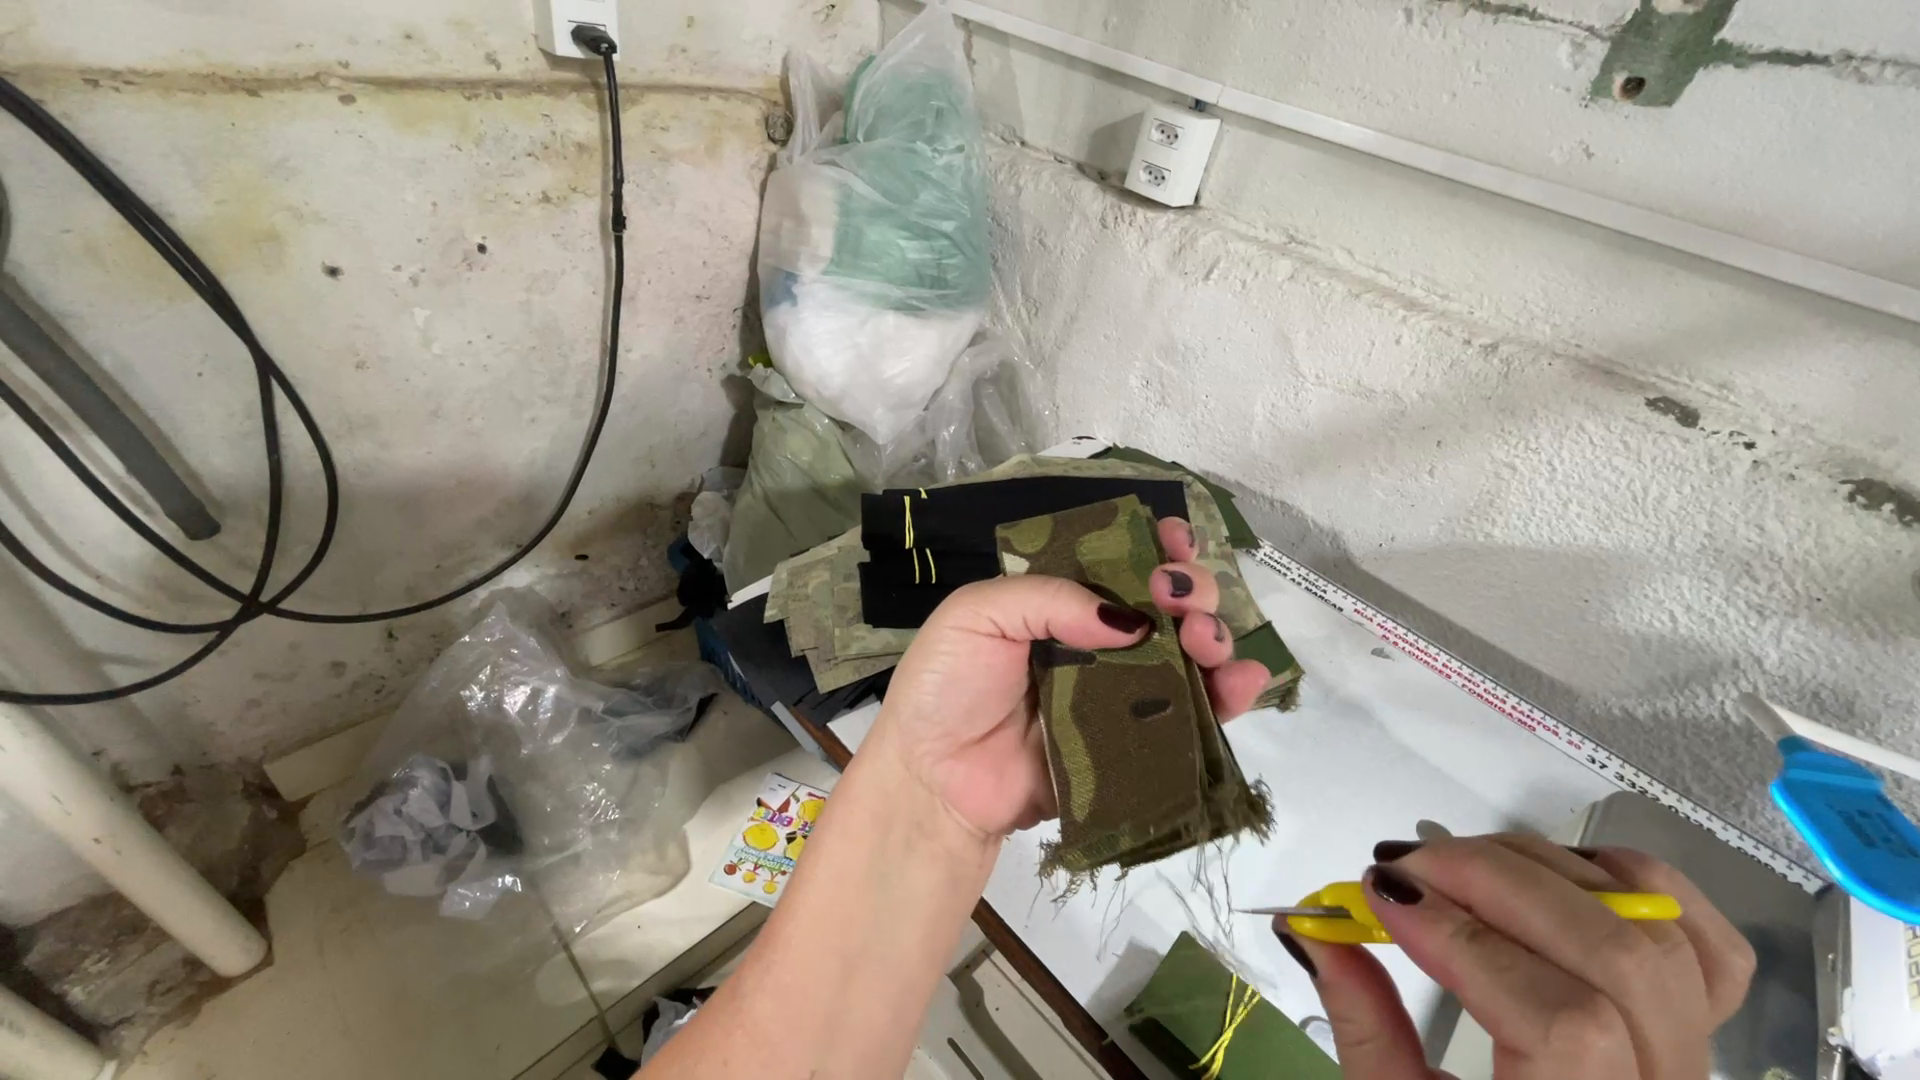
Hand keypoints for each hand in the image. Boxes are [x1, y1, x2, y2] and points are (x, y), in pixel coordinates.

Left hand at [869, 517, 1272, 839]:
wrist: (935, 780)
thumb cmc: (946, 684)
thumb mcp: (979, 614)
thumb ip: (1052, 599)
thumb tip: (1133, 620)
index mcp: (1056, 603)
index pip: (1117, 564)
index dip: (1153, 546)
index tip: (1175, 539)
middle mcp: (1093, 642)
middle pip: (1162, 606)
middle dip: (1188, 589)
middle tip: (1179, 596)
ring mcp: (1117, 695)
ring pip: (1185, 657)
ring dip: (1212, 636)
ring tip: (1205, 639)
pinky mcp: (1132, 746)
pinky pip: (1189, 719)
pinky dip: (1227, 697)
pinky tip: (1243, 680)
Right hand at [1278, 834, 1755, 1078]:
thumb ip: (1361, 1024)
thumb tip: (1309, 926)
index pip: (1562, 1022)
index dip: (1461, 937)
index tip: (1374, 892)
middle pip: (1610, 954)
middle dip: (1487, 880)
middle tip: (1399, 866)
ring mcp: (1703, 1064)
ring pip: (1652, 929)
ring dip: (1536, 867)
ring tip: (1451, 864)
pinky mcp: (1707, 1034)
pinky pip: (1709, 944)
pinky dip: (1630, 883)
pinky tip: (1549, 875)